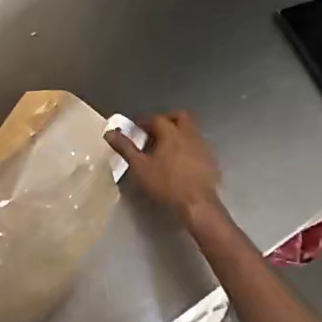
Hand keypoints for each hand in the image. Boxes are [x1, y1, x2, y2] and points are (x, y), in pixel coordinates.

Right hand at [106, 111, 223, 219]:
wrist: (198, 204)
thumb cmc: (166, 184)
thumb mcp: (139, 167)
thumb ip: (125, 148)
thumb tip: (110, 133)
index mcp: (171, 132)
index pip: (156, 118)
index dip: (144, 121)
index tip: (136, 128)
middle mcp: (189, 134)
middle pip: (179, 117)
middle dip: (167, 120)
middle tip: (155, 131)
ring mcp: (203, 147)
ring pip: (191, 131)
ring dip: (179, 133)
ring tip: (167, 147)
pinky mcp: (212, 160)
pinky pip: (199, 146)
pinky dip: (189, 147)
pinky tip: (183, 161)